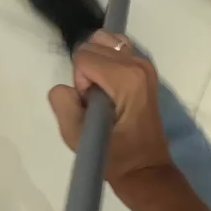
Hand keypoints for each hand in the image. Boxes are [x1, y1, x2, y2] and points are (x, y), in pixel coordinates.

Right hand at [46, 30, 176, 197]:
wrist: (146, 170)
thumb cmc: (114, 156)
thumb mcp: (77, 137)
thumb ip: (63, 104)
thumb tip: (67, 87)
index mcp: (127, 78)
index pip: (84, 58)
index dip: (79, 82)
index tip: (90, 106)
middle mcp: (138, 63)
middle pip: (93, 45)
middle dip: (87, 71)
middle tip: (95, 102)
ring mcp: (144, 62)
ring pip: (104, 40)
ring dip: (96, 62)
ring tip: (102, 91)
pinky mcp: (145, 66)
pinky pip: (117, 46)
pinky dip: (107, 58)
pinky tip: (110, 84)